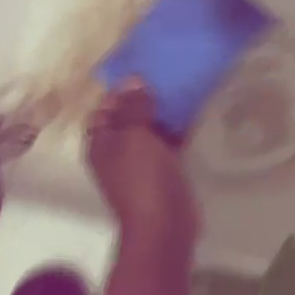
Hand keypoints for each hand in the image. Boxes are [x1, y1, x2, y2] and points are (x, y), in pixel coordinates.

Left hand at [86, 79, 198, 249]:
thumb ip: (134, 107)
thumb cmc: (142, 179)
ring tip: (183, 87)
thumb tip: (134, 79)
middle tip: (168, 74)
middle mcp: (117, 150)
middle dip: (146, 97)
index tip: (144, 69)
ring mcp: (142, 162)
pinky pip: (169, 142)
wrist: (164, 226)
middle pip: (129, 116)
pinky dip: (178, 129)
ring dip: (164, 112)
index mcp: (100, 142)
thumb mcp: (134, 137)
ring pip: (151, 128)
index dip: (120, 89)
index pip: (105, 107)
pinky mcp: (164, 170)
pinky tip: (194, 112)